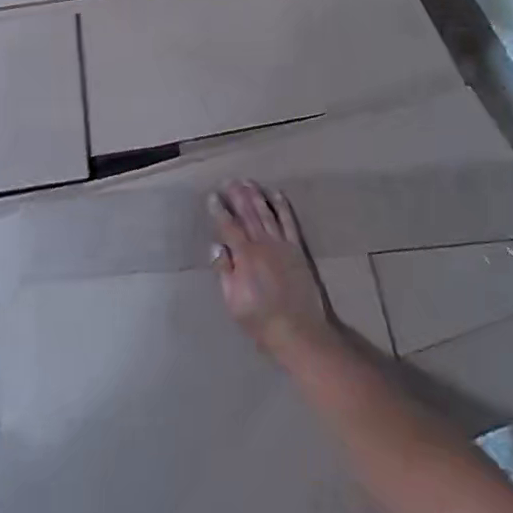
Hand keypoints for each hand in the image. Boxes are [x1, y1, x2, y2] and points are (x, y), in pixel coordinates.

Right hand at [209, 181, 338, 359]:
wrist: (299, 332)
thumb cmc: (260, 321)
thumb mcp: (233, 301)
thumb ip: (225, 271)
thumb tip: (216, 246)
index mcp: (245, 256)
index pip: (228, 227)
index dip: (219, 211)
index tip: (212, 196)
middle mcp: (263, 244)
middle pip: (248, 214)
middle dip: (237, 196)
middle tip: (229, 181)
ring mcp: (282, 244)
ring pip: (266, 213)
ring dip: (256, 196)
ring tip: (247, 182)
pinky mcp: (297, 249)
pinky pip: (289, 222)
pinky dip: (282, 206)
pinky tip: (276, 195)